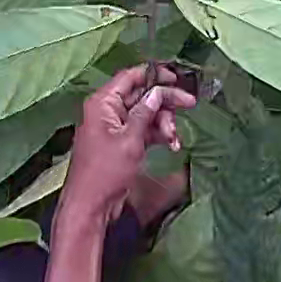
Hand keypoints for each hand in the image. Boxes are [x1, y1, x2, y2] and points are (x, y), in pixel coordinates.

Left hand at [60, 64, 198, 227]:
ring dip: (163, 122)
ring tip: (173, 138)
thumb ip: (146, 113)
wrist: (91, 207)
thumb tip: (158, 91)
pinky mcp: (122, 142)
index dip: (154, 74)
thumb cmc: (106, 171)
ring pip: (146, 113)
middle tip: (189, 104)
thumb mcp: (130, 140)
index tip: (176, 78)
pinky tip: (172, 144)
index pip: (130, 77)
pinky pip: (144, 129)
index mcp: (103, 102)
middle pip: (141, 95)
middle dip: (164, 103)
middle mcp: (108, 110)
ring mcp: (115, 127)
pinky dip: (158, 134)